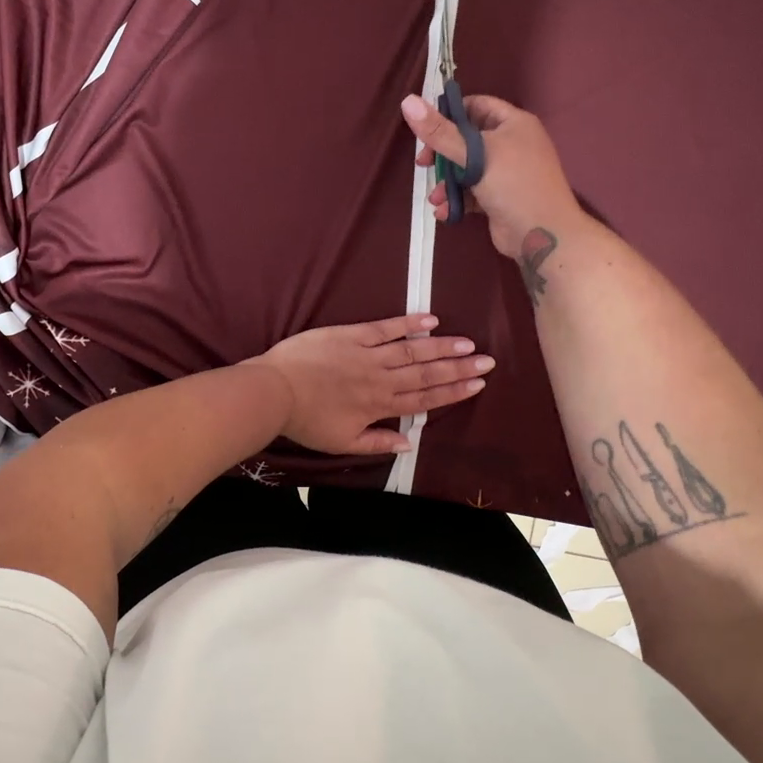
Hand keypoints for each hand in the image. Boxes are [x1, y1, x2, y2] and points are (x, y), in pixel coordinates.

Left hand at [242, 315, 492, 454]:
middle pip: (426, 373)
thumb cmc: (305, 420)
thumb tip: (409, 443)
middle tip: (487, 361)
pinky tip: (430, 319)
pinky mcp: (350, 335)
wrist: (275, 391)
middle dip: (459, 369)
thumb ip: (377, 443)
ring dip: (442, 346)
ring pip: (412, 350)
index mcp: (379, 407)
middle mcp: (380, 380)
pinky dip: (408, 323)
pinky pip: (385, 328)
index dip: (453, 392)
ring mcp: (367, 355)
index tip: (477, 385)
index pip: (424, 399)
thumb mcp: (341, 442)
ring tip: (467, 343)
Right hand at [401, 93, 583, 257]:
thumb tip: (407, 101)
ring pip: (467, 168)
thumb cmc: (513, 184)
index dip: (450, 114)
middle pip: (467, 139)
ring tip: (436, 197)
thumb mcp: (474, 154)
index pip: (477, 106)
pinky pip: (472, 191)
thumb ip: (439, 131)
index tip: (426, 129)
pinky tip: (446, 212)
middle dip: (442, 155)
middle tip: (423, 164)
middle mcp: (512, 144)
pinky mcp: (501, 197)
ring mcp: (507, 172)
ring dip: (446, 182)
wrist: (543, 234)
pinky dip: (458, 199)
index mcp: (514, 124)